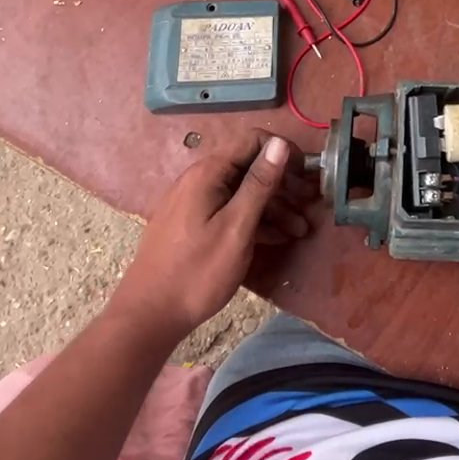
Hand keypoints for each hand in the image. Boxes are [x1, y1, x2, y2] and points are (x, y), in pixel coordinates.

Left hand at [110, 130, 315, 339]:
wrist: (147, 318)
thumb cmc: (197, 272)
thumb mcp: (236, 227)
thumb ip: (259, 184)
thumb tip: (279, 143)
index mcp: (208, 173)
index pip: (252, 141)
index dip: (283, 152)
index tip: (307, 173)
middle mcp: (200, 180)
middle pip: (249, 167)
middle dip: (283, 183)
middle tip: (311, 204)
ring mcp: (195, 203)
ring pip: (242, 192)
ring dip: (274, 206)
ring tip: (301, 229)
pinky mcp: (194, 225)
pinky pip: (230, 210)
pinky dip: (255, 220)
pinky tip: (278, 238)